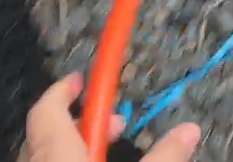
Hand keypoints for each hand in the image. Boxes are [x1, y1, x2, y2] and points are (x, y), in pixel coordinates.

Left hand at [25, 75, 201, 161]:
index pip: (45, 111)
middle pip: (41, 138)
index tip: (86, 78)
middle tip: (117, 124)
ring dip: (73, 153)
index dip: (63, 90)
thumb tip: (190, 130)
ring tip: (107, 158)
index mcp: (56, 159)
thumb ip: (164, 158)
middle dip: (81, 123)